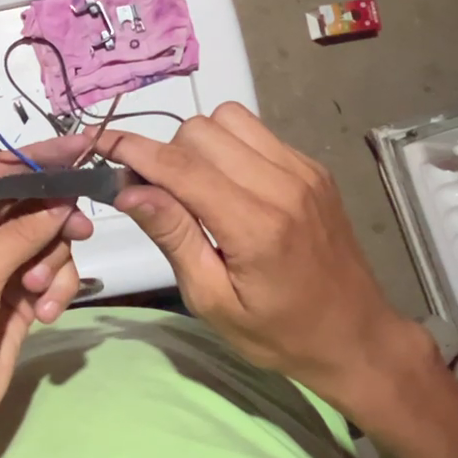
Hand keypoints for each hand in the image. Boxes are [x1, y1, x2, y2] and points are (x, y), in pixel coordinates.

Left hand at [0, 134, 97, 456]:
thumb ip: (18, 237)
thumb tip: (62, 203)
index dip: (39, 157)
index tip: (84, 147)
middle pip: (29, 203)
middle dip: (55, 217)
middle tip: (78, 234)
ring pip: (47, 240)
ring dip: (54, 263)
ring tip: (38, 295)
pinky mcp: (18, 299)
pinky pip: (52, 275)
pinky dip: (57, 290)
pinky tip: (45, 315)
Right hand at [100, 103, 424, 413]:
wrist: (358, 338)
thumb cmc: (279, 333)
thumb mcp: (212, 300)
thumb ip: (173, 237)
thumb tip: (128, 192)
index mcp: (255, 226)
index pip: (180, 166)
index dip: (132, 150)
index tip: (98, 144)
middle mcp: (282, 185)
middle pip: (199, 131)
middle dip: (167, 154)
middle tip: (160, 195)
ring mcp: (302, 170)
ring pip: (227, 119)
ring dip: (197, 145)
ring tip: (196, 187)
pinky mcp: (312, 167)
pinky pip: (255, 132)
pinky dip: (228, 148)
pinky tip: (229, 186)